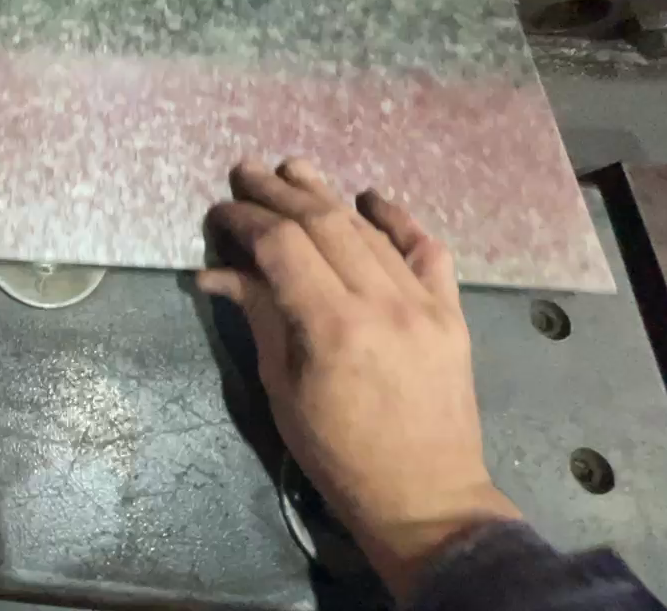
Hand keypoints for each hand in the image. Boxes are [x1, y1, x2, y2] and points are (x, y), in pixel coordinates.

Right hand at [196, 159, 519, 600]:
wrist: (427, 498)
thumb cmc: (336, 449)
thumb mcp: (281, 384)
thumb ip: (257, 314)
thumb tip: (215, 273)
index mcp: (332, 326)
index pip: (281, 245)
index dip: (245, 218)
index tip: (220, 211)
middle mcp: (382, 303)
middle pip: (323, 223)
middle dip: (276, 191)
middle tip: (245, 170)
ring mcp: (425, 305)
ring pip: (368, 229)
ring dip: (325, 194)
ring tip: (292, 168)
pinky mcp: (451, 314)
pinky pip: (427, 251)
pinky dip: (399, 219)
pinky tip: (372, 199)